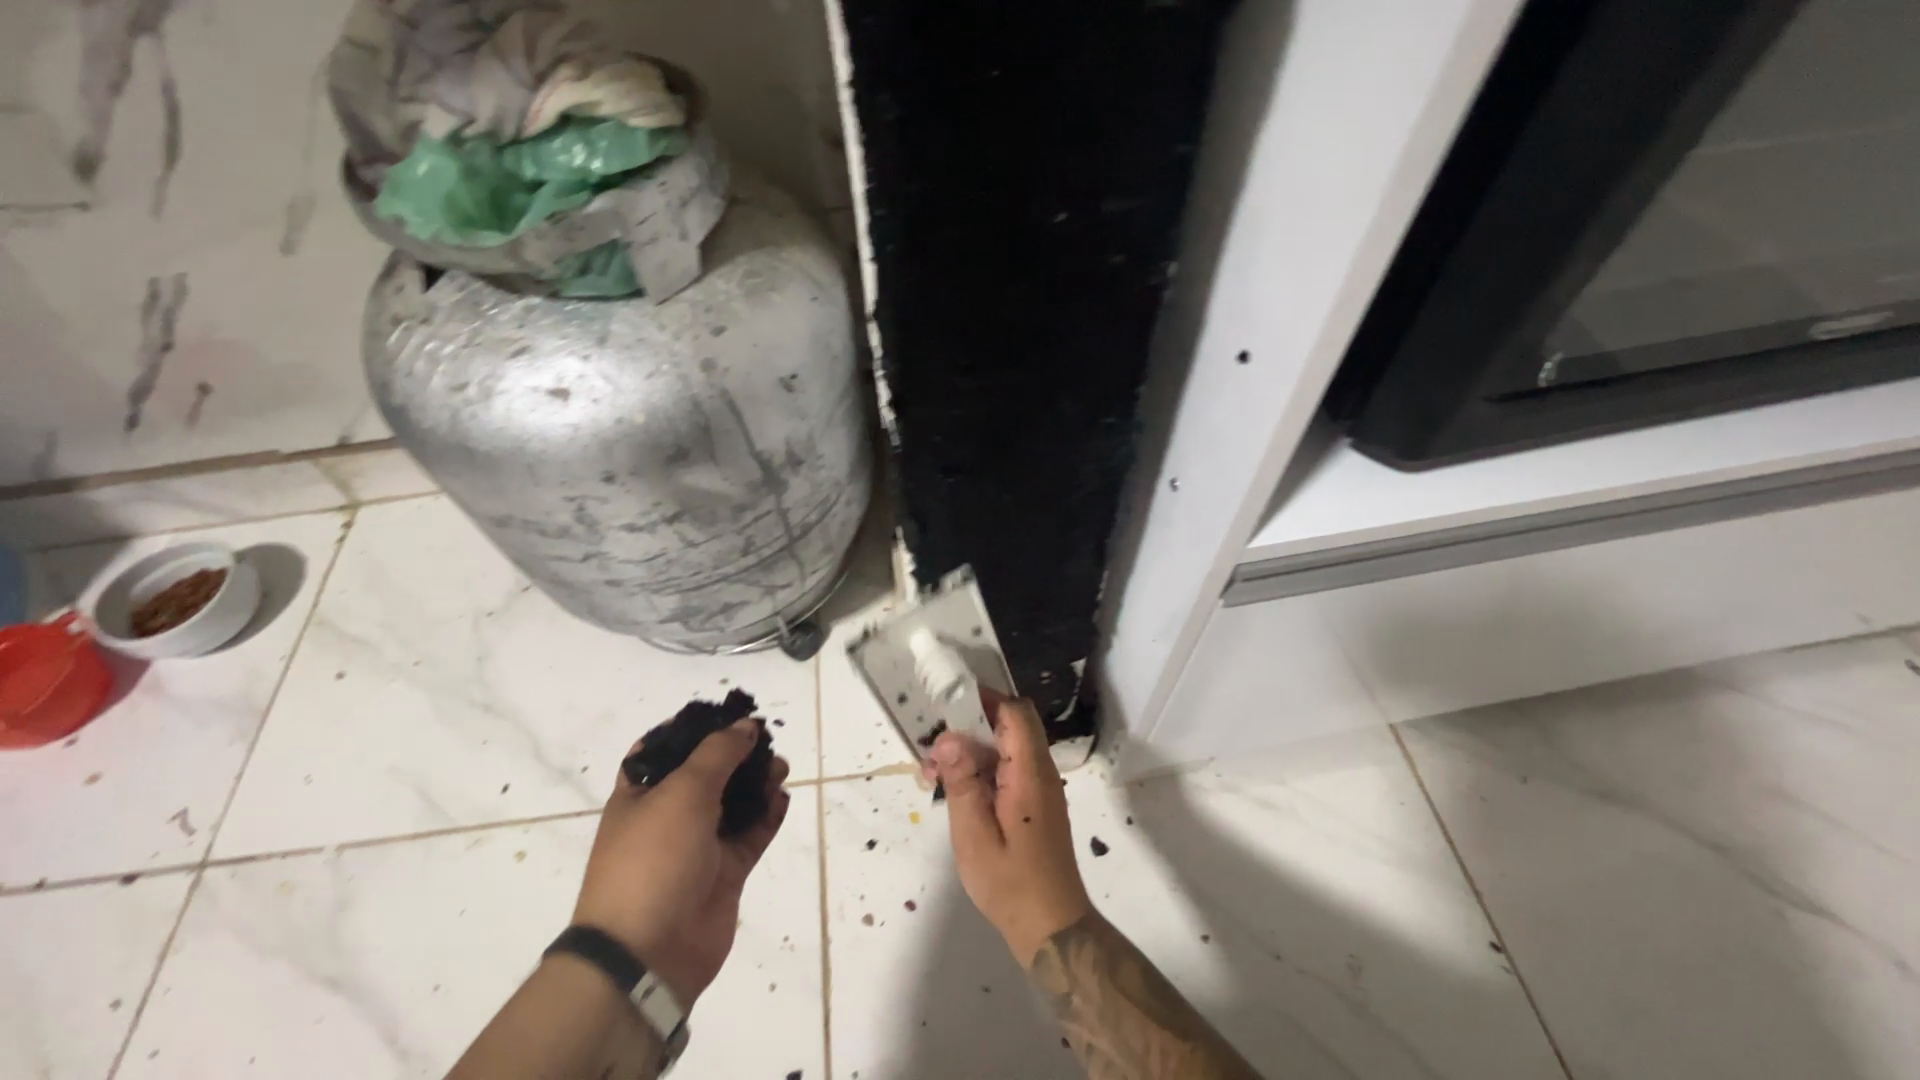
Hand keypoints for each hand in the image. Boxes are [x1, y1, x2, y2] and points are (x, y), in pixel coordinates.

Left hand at [572, 719, 790, 1007]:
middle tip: (766, 739)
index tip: (728, 713)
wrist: (648, 951)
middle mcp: (667, 816)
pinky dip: (767, 816)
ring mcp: (697, 846)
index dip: (693, 728)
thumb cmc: (653, 859)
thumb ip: (718, 753)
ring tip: (780, 767)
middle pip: (706, 774)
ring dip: (756, 783)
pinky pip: (750, 835)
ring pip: (733, 803)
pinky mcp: (724, 873)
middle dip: (735, 754)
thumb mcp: (682, 792)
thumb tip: (746, 726)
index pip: (663, 749)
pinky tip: (783, 798)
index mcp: (640, 793)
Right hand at [927, 692, 1093, 964]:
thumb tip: (949, 737)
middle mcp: (1040, 772)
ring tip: (932, 773)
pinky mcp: (1035, 804)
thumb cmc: (1010, 883)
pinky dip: (981, 771)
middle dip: (969, 726)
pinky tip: (954, 790)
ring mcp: (1040, 789)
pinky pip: (1008, 771)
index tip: (947, 702)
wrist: (1050, 926)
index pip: (1015, 713)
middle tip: (931, 746)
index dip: (984, 699)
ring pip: (1006, 749)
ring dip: (971, 751)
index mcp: (1030, 773)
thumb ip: (963, 781)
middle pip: (1010, 727)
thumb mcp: (974, 834)